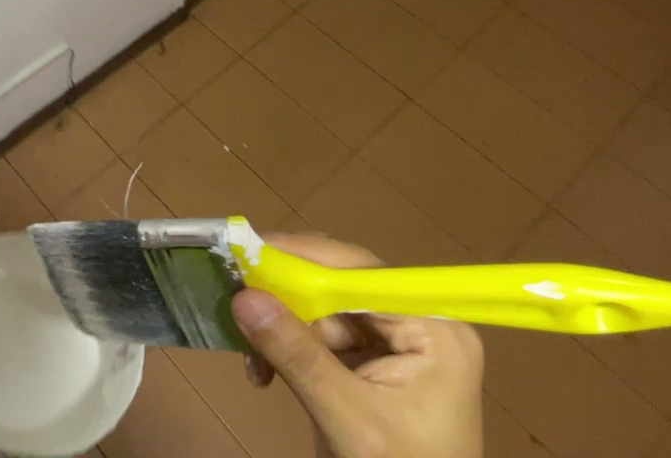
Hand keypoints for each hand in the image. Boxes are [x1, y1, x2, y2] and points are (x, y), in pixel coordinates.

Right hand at [234, 233, 482, 457]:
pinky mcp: (370, 365)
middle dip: (286, 300)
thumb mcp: (348, 418)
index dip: (302, 257)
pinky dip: (287, 351)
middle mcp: (416, 323)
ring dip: (280, 331)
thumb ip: (297, 355)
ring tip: (253, 363)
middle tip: (238, 301)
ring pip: (319, 310)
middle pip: (336, 286)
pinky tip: (264, 374)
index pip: (359, 270)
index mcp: (433, 328)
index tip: (247, 252)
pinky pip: (318, 338)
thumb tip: (243, 296)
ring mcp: (394, 344)